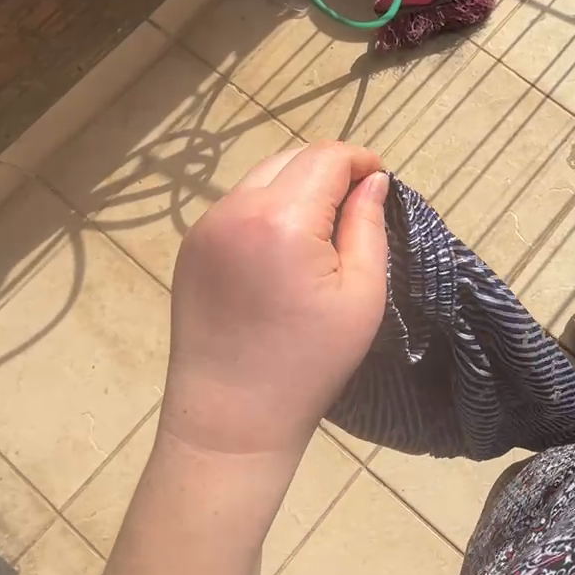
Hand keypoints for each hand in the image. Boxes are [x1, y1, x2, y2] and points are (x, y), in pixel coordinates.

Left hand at [162, 141, 389, 457]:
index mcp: (281, 220)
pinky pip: (240, 204)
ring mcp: (205, 228)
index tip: (382, 183)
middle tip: (359, 204)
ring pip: (263, 177)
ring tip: (325, 227)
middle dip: (331, 168)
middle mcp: (234, 211)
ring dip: (300, 185)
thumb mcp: (363, 292)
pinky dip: (271, 206)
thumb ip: (368, 225)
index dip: (361, 160)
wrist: (232, 418)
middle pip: (292, 157)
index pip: (326, 157)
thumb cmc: (311, 360)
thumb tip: (373, 182)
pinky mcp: (192, 247)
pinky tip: (288, 246)